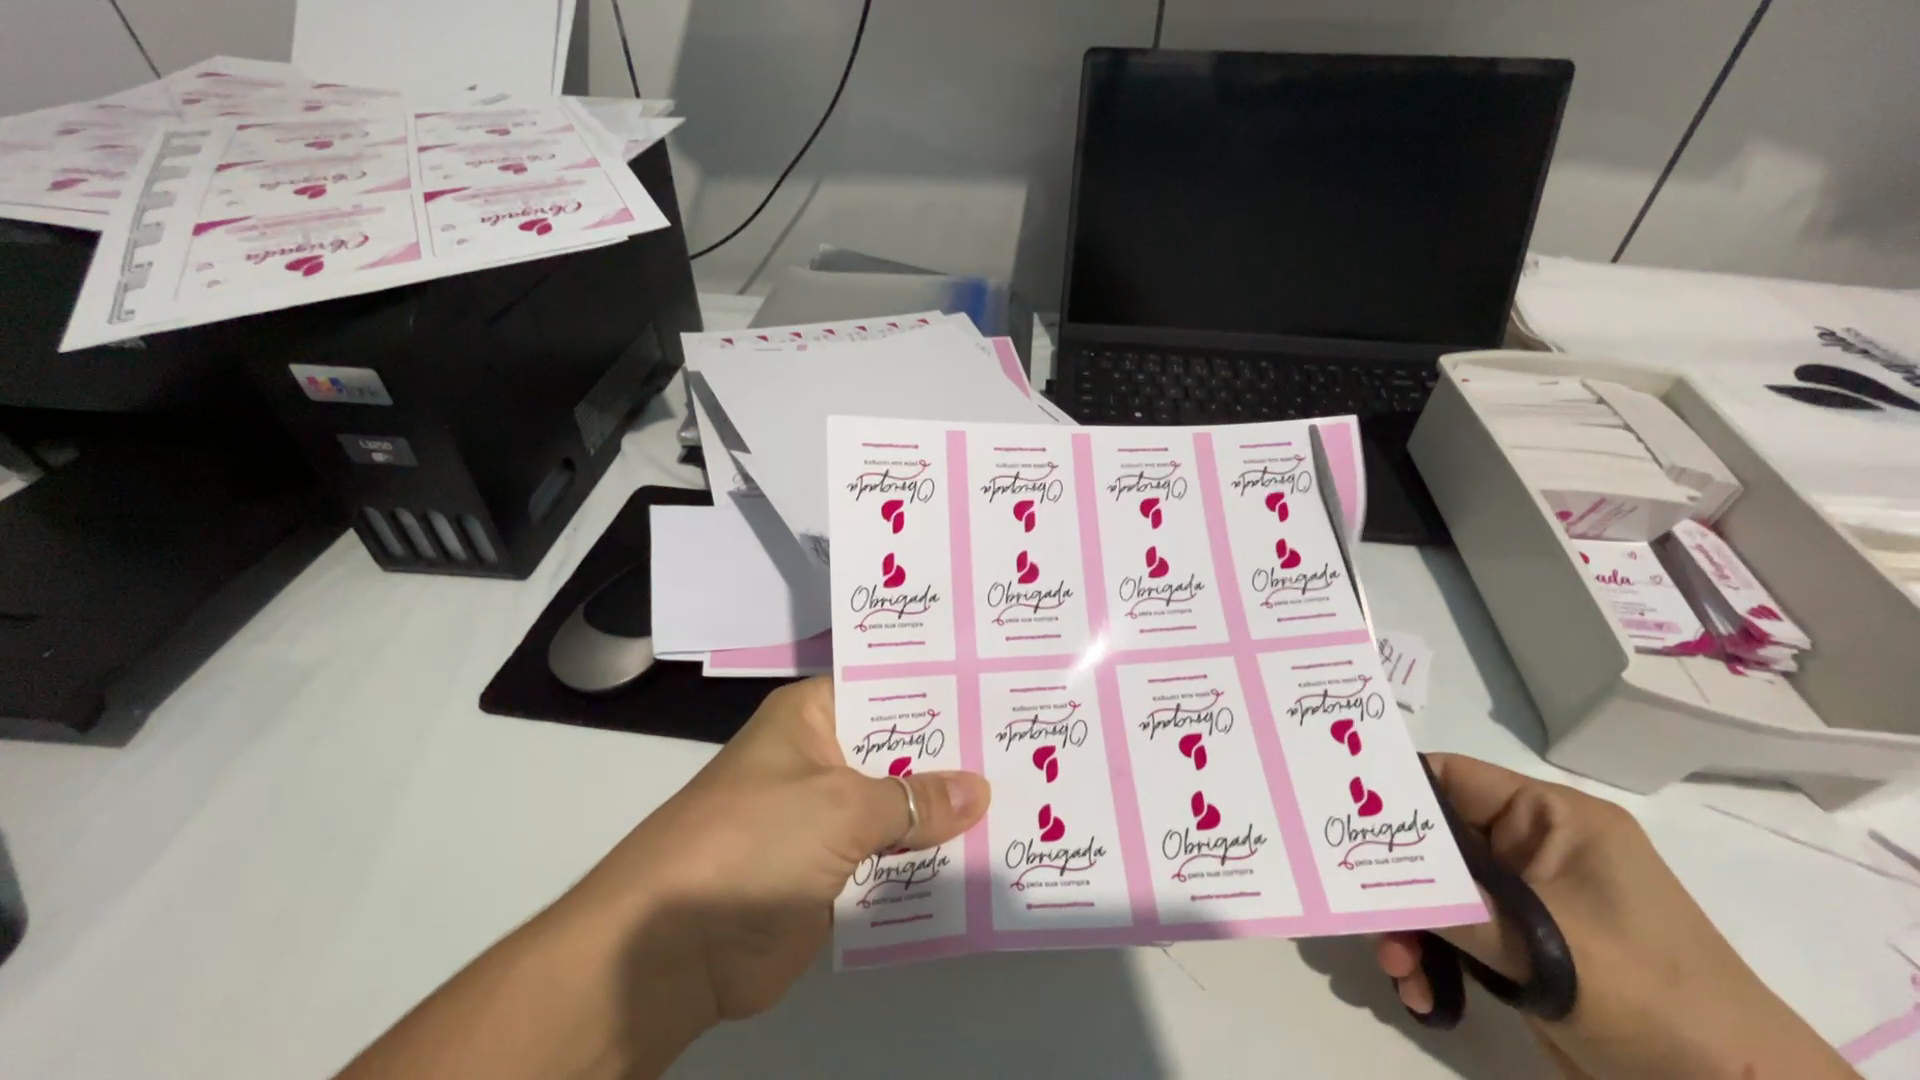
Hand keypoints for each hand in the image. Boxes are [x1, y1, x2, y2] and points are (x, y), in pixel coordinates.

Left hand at [564, 677, 989, 1024]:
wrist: (674, 948)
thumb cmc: (754, 842)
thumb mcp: (841, 806)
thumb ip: (915, 798)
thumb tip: (979, 790)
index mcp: (811, 718)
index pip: (885, 686)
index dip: (940, 687)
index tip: (1000, 683)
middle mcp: (820, 759)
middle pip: (900, 750)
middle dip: (955, 755)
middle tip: (1030, 743)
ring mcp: (825, 819)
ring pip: (899, 807)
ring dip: (947, 813)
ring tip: (1028, 798)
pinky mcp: (831, 873)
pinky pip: (891, 858)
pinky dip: (927, 862)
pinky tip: (987, 857)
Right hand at [1374, 754, 1855, 1079]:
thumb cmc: (1651, 993)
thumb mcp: (1542, 940)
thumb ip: (1452, 900)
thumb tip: (1370, 875)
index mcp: (1552, 820)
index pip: (1452, 779)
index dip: (1391, 790)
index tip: (1334, 815)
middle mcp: (1534, 850)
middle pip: (1435, 843)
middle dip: (1394, 882)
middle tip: (1364, 916)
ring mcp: (1528, 901)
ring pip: (1437, 894)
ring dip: (1407, 930)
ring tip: (1397, 971)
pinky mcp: (1522, 949)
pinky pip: (1454, 936)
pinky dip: (1430, 961)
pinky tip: (1423, 997)